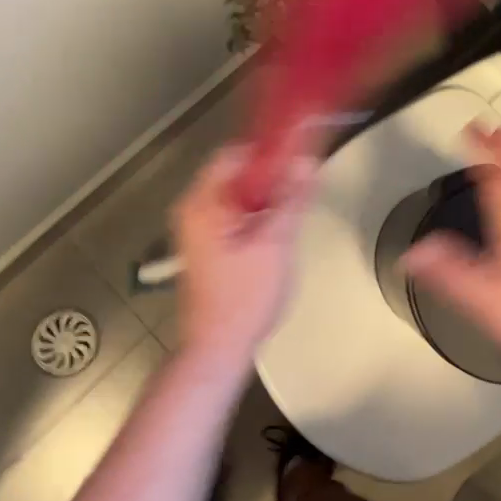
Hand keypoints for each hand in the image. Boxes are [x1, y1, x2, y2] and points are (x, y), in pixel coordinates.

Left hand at [172, 147, 314, 374]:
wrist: (217, 348)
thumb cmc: (245, 296)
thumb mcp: (276, 243)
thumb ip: (292, 198)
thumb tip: (306, 160)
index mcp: (203, 202)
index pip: (234, 154)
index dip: (266, 151)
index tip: (296, 156)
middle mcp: (193, 209)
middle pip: (235, 174)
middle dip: (269, 176)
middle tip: (299, 187)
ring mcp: (197, 229)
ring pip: (236, 195)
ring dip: (264, 197)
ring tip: (291, 210)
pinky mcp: (206, 246)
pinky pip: (232, 214)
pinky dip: (254, 214)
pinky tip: (275, 231)